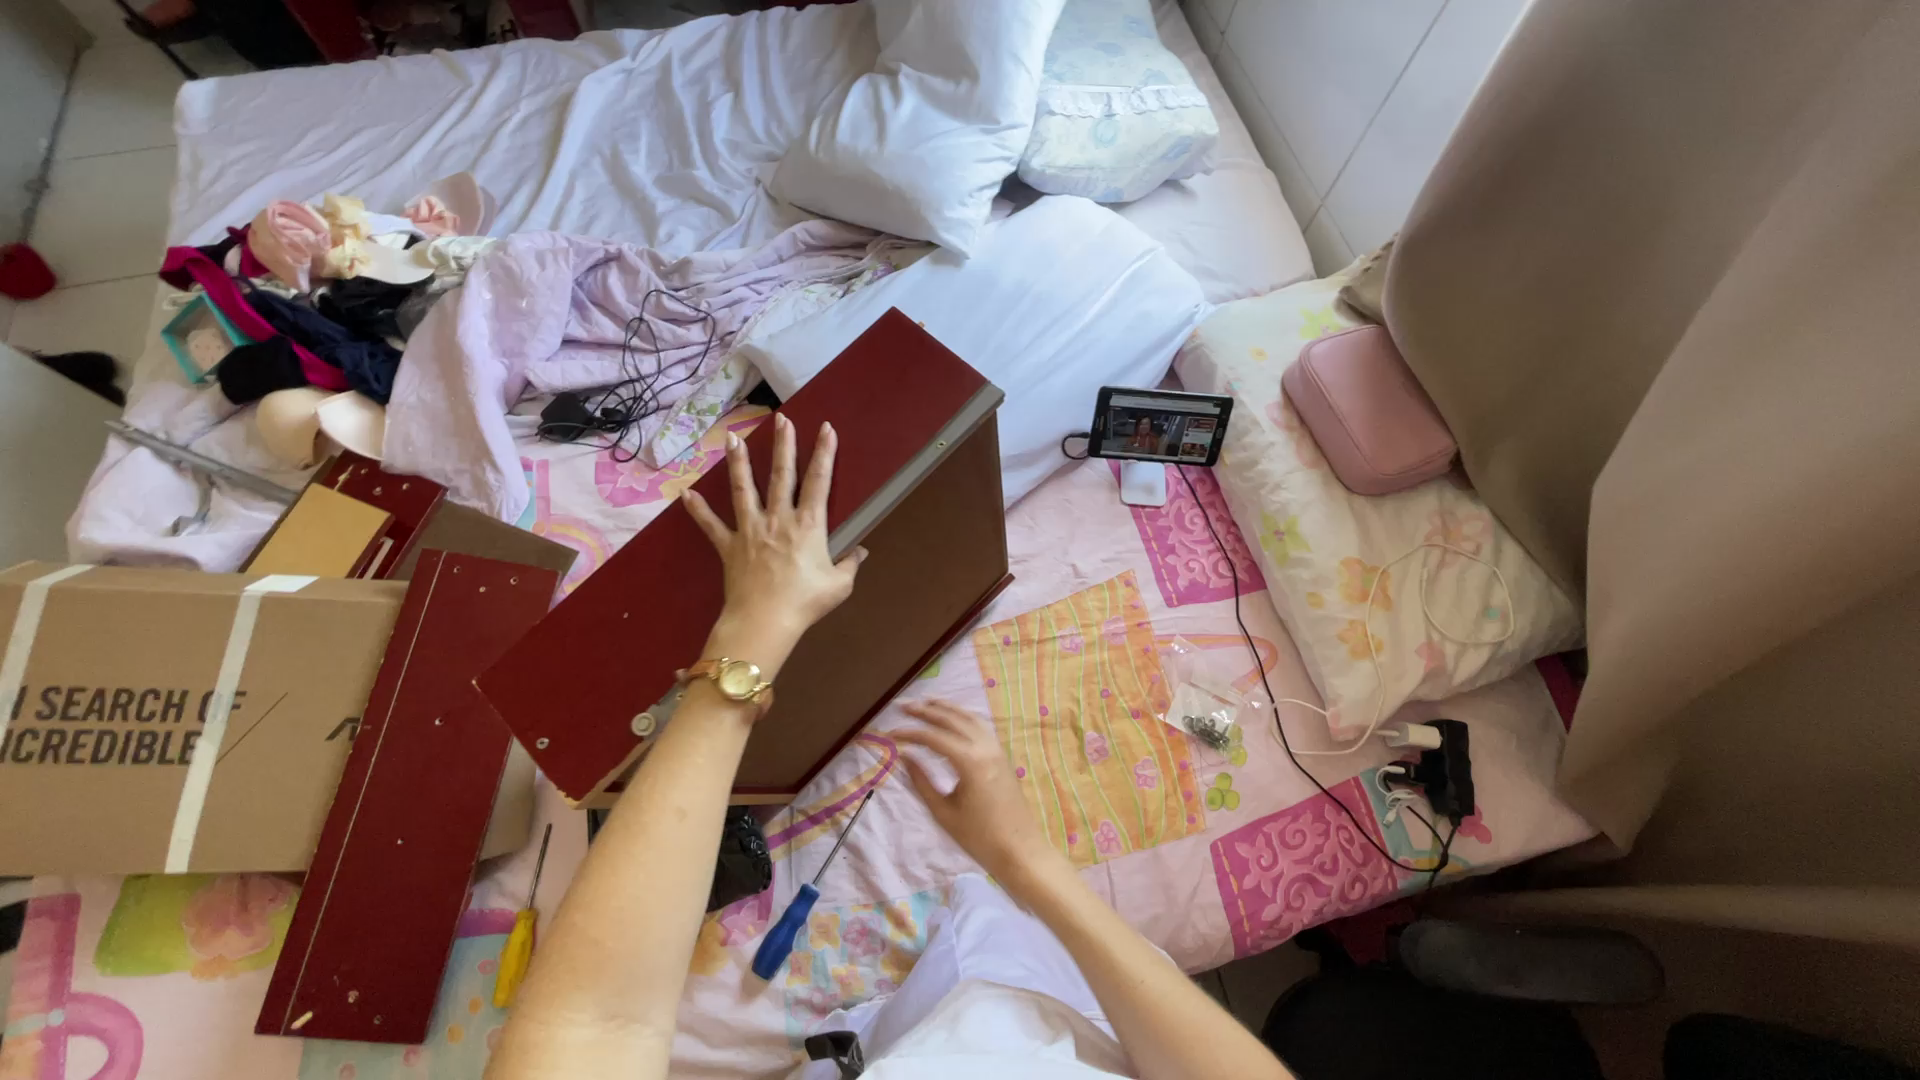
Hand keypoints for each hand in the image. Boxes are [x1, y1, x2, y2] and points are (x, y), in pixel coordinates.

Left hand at [684, 415, 864, 674]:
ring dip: (739, 463)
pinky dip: (698, 511)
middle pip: (781, 476)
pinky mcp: (729, 547)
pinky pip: (711, 526)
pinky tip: (686, 494)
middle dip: (783, 446)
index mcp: (808, 526)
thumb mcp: (839, 585)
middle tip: (782, 420)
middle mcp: (778, 519)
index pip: (818, 481)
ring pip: (744, 490)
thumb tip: (860, 551)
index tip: (825, 428)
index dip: (824, 453)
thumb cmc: (805, 602)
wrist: (764, 621)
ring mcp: (751, 530)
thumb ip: (850, 564)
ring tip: (733, 440)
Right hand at [894, 700, 1063, 890]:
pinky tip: (952, 717)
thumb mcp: (944, 812)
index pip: (934, 738)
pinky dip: (963, 716)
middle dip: (926, 711)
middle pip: (951, 720)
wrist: (1019, 850)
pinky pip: (980, 726)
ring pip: (969, 717)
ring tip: (925, 702)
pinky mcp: (1001, 754)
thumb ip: (922, 781)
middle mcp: (985, 747)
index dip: (910, 733)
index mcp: (970, 762)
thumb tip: (905, 756)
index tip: (890, 733)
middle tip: (902, 706)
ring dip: (946, 708)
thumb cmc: (979, 838)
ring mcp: (996, 749)